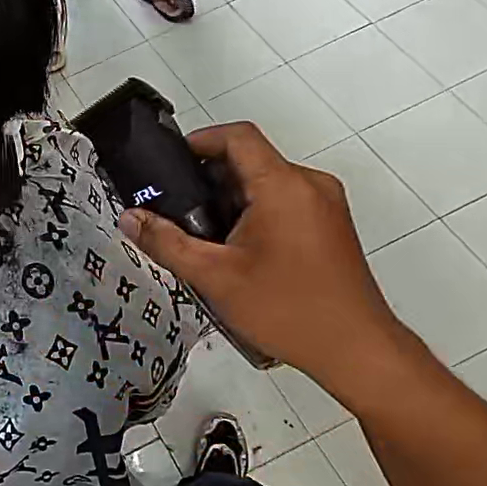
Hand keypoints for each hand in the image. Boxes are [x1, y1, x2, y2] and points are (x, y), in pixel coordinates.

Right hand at [118, 122, 404, 381]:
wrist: (354, 348)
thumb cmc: (290, 311)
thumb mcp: (216, 277)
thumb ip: (167, 243)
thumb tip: (132, 219)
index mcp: (284, 185)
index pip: (237, 137)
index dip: (200, 141)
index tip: (172, 162)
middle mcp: (310, 185)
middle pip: (251, 162)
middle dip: (210, 183)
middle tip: (180, 214)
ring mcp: (326, 206)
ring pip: (268, 186)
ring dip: (233, 204)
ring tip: (207, 242)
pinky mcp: (332, 226)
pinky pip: (287, 205)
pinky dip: (258, 217)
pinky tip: (239, 255)